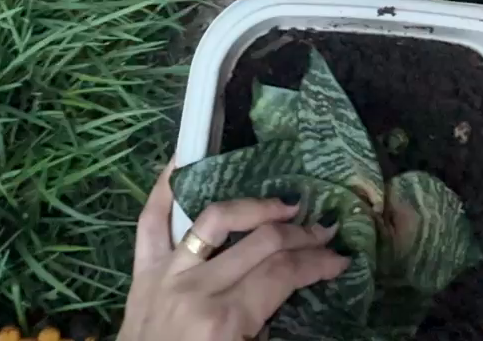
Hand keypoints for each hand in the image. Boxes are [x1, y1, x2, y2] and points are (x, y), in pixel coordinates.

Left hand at [118, 163, 349, 340]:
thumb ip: (270, 326)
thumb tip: (296, 291)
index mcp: (224, 322)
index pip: (283, 273)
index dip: (318, 262)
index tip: (340, 259)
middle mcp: (196, 289)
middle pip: (261, 241)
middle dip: (302, 234)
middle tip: (326, 230)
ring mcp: (166, 275)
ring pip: (218, 218)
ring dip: (257, 205)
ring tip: (285, 205)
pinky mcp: (142, 273)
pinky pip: (150, 222)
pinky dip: (164, 187)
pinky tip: (182, 159)